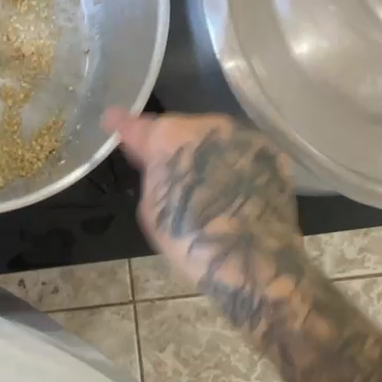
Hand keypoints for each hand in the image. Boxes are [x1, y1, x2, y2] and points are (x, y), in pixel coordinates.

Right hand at [103, 109, 307, 329]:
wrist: (251, 261)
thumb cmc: (189, 240)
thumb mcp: (152, 209)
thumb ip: (150, 172)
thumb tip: (150, 157)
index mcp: (169, 138)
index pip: (138, 125)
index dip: (121, 124)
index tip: (111, 120)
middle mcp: (208, 127)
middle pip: (179, 128)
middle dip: (170, 145)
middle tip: (164, 169)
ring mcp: (243, 137)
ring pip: (211, 138)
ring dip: (201, 153)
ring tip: (199, 182)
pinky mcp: (270, 154)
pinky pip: (238, 152)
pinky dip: (228, 163)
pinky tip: (227, 188)